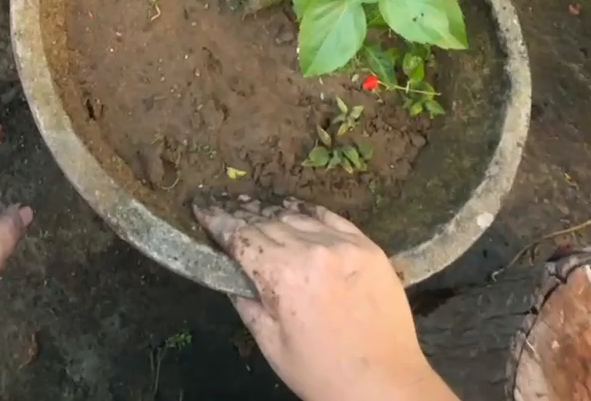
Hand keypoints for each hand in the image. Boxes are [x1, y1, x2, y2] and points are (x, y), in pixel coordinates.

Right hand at [196, 197, 454, 400]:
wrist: (388, 387)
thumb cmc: (323, 374)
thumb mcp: (272, 345)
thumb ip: (246, 302)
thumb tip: (231, 272)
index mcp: (283, 275)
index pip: (241, 236)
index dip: (218, 221)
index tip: (202, 208)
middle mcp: (312, 249)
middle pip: (266, 222)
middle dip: (241, 216)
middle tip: (224, 209)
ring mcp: (343, 244)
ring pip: (296, 217)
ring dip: (272, 213)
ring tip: (255, 210)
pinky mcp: (368, 246)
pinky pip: (330, 218)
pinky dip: (308, 214)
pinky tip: (295, 213)